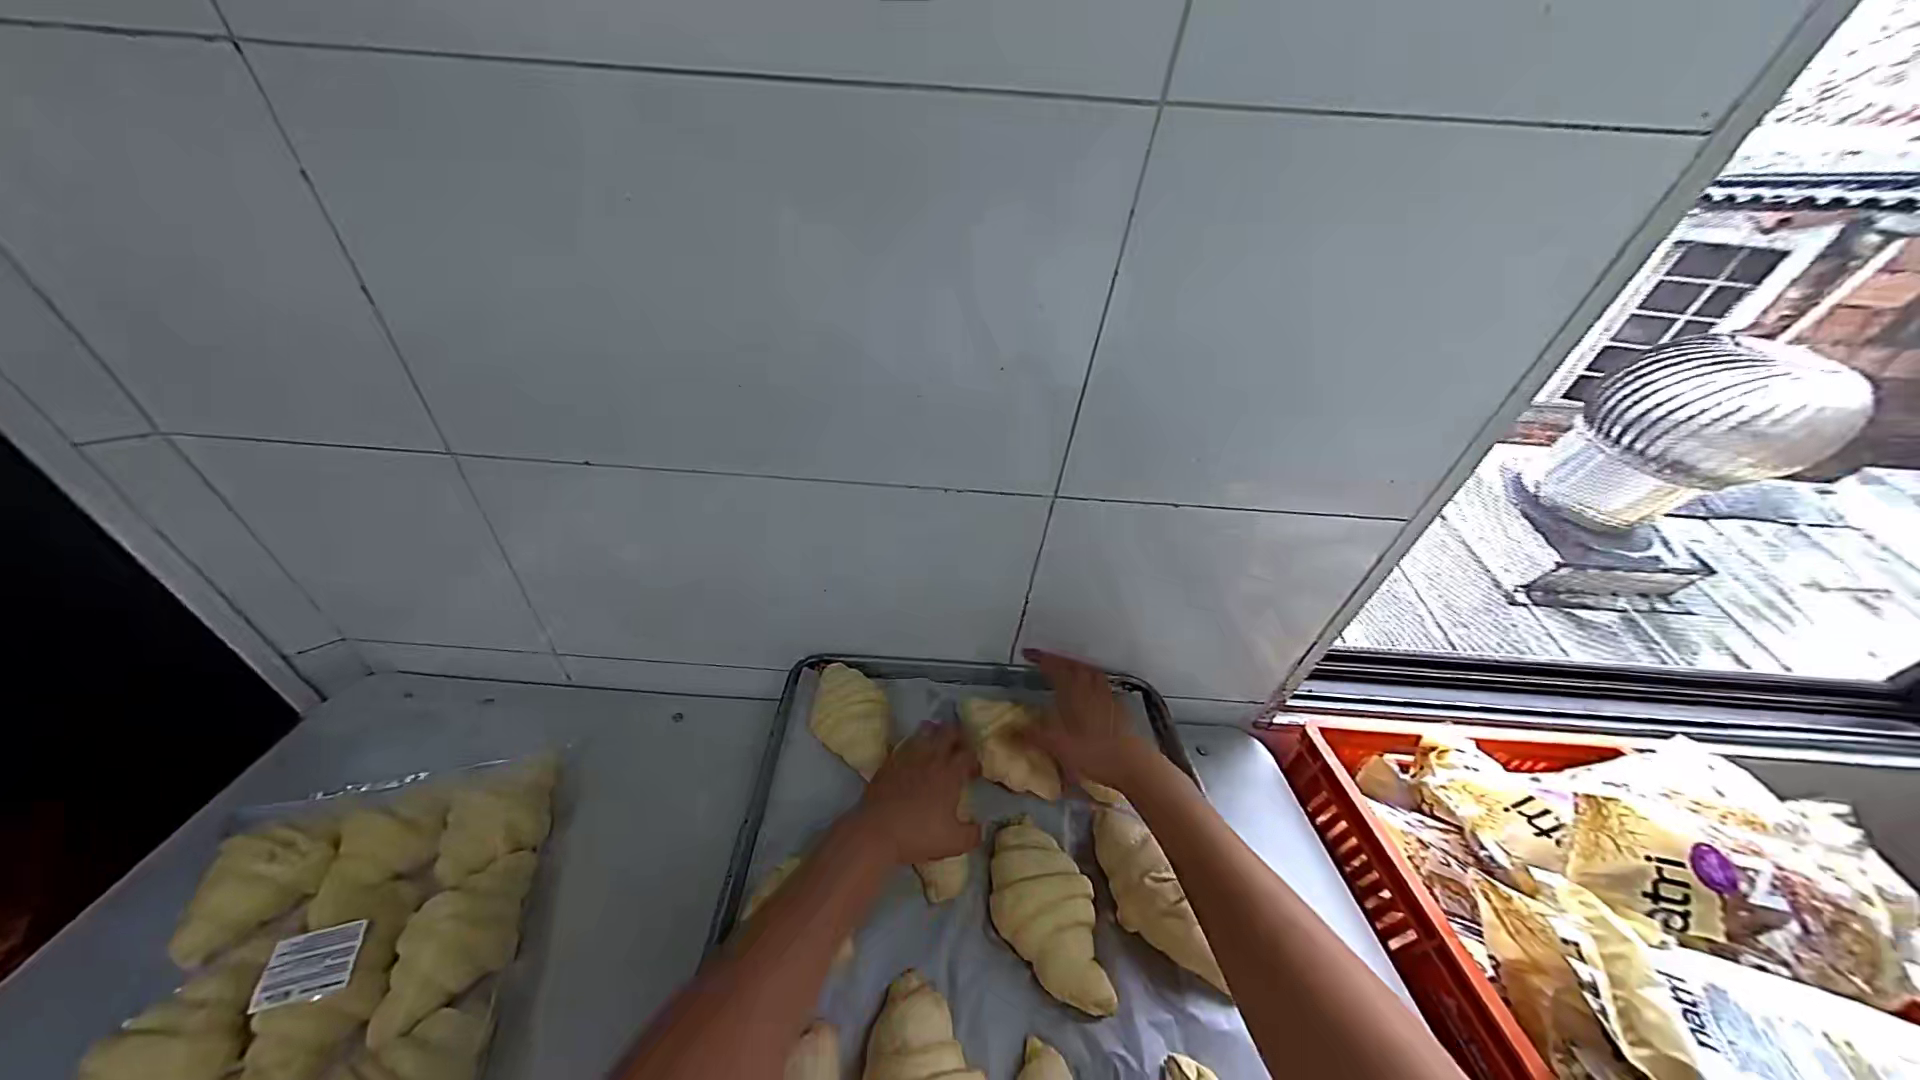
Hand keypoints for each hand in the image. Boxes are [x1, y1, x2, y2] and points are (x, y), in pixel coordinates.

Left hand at [850, 722, 980, 864]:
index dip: (973, 760)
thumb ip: (973, 835)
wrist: (875, 831)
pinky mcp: (889, 761)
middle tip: (960, 746)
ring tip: (937, 739)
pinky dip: (912, 742)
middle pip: (948, 733)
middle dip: (958, 735)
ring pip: (925, 732)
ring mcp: (908, 757)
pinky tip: (912, 752)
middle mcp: (930, 759)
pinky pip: (904, 743)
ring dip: (934, 732)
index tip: (973, 772)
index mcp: (949, 774)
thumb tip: (983, 828)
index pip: (967, 754)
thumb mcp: (953, 843)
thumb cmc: (917, 835)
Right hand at [1022, 648, 1161, 794]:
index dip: (1042, 659)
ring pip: (1090, 672)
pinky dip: (1090, 680)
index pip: (1056, 667)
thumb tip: (1006, 730)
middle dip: (1058, 660)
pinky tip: (1090, 691)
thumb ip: (1032, 735)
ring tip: (1066, 670)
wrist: (1134, 765)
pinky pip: (1101, 683)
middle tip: (1045, 661)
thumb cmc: (1095, 754)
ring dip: (1076, 667)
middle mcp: (1091, 688)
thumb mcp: (1058, 747)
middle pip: (1074, 665)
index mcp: (1075, 692)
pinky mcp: (1119, 707)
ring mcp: (1108, 696)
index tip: (1028, 654)